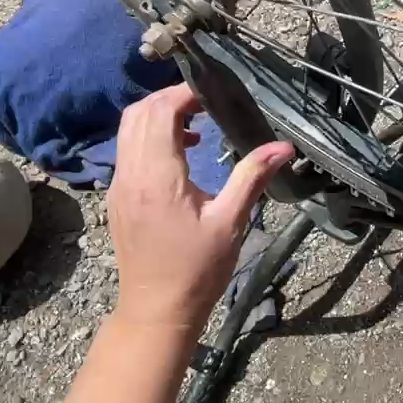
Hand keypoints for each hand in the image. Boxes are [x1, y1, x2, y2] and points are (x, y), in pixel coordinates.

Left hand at [105, 84, 294, 330]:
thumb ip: (252, 177)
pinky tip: (183, 151)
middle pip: (138, 114)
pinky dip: (151, 136)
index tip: (215, 92)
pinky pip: (128, 150)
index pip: (160, 114)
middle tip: (208, 101)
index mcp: (157, 178)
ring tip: (198, 122)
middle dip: (170, 98)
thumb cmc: (197, 269)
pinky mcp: (118, 198)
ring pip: (128, 130)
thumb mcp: (231, 221)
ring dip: (159, 116)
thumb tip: (284, 146)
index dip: (184, 94)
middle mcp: (130, 176)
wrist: (156, 310)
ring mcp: (119, 187)